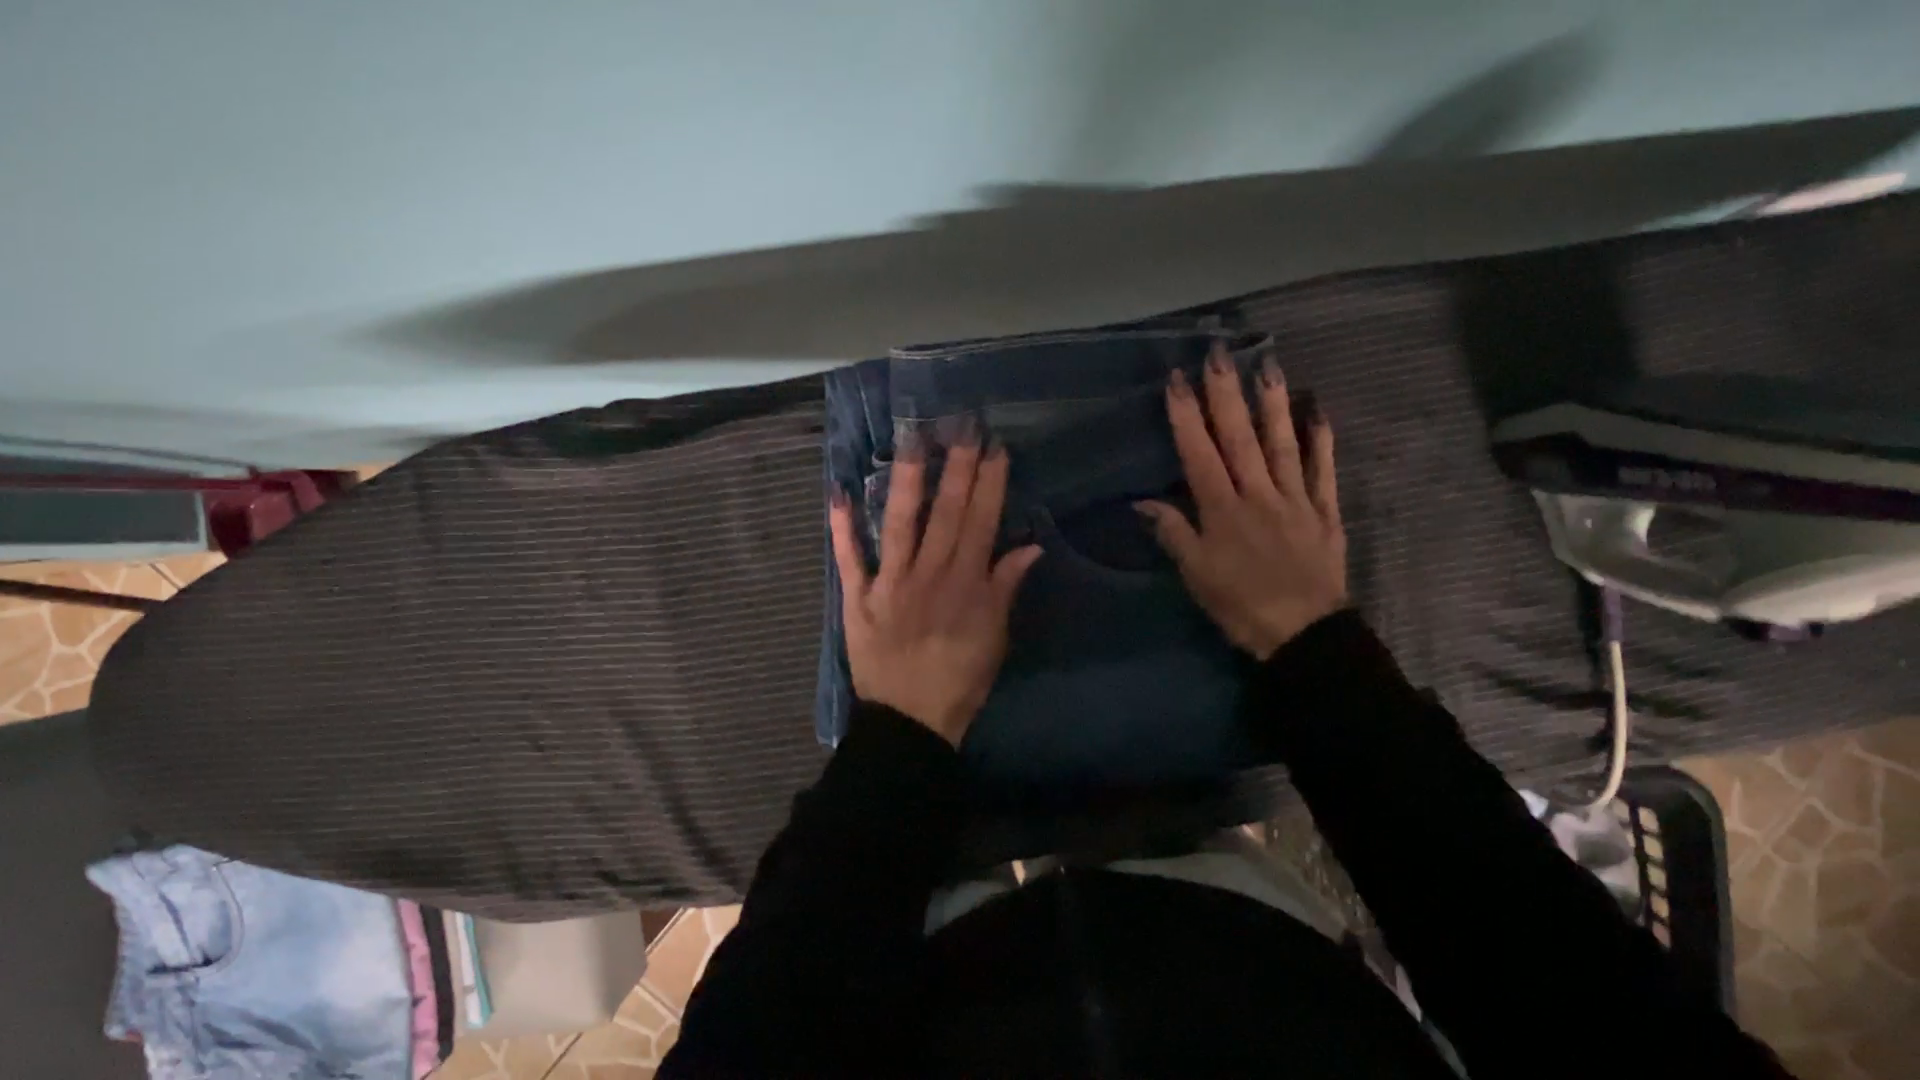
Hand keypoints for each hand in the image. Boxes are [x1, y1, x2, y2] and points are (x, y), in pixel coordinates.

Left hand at [830, 432, 1044, 745]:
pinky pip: (849, 560)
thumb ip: (1005, 589)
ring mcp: (889, 584)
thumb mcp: (994, 639)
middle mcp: (928, 575)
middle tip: (960, 426)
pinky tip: (837, 494)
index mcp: (965, 585)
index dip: (988, 485)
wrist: (909, 722)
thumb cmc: (959, 681)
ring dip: (906, 482)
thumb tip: (1028, 546)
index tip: (994, 448)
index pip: (980, 523)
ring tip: (911, 442)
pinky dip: (842, 528)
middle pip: (945, 514)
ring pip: (899, 525)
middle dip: (955, 469)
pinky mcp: (858, 599)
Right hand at [1136, 344, 1347, 659]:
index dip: (1186, 415)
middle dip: (1226, 394)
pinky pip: (1323, 470)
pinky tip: (1317, 410)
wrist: (1304, 635)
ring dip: (1272, 403)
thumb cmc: (1241, 606)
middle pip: (1239, 437)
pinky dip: (1321, 440)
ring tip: (1267, 365)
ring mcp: (1295, 499)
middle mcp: (1257, 494)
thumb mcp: (1196, 576)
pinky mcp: (1324, 512)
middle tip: (1219, 354)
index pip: (1199, 453)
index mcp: (1221, 510)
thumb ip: (1174, 533)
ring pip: (1281, 443)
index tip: (1176, 379)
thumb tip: (1143, 501)